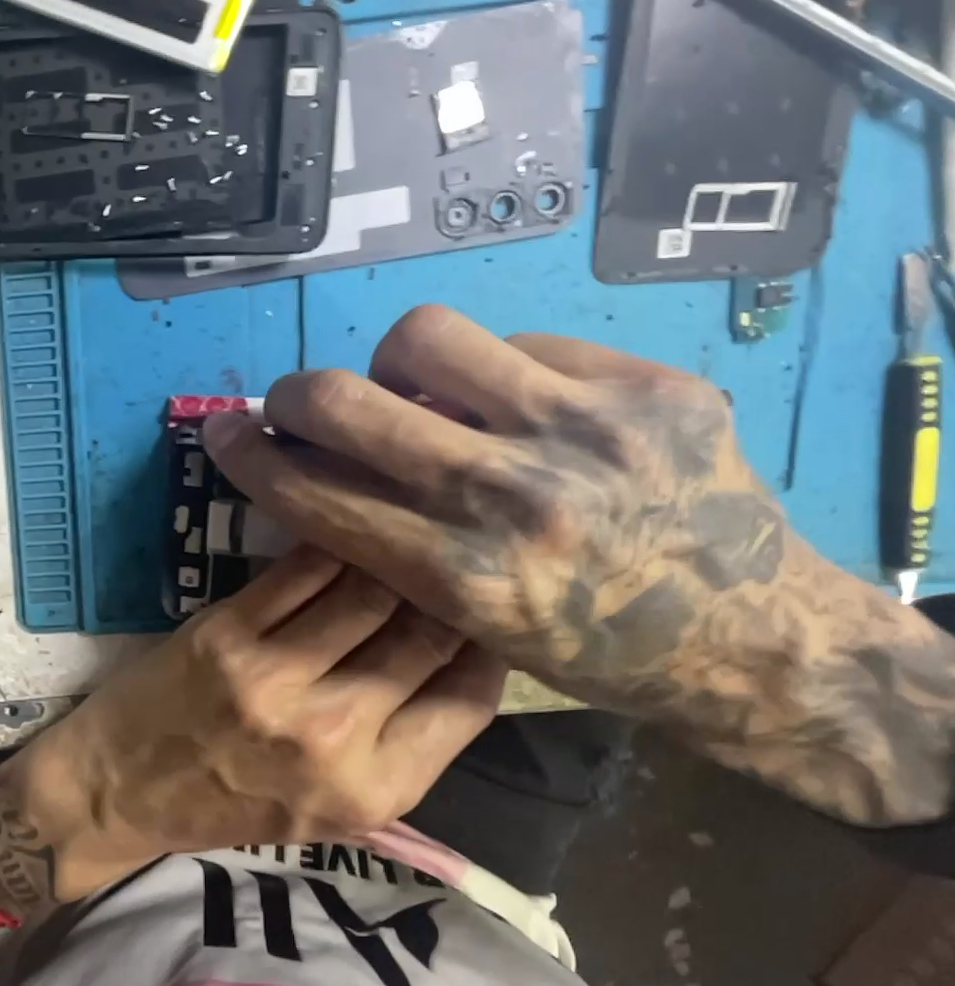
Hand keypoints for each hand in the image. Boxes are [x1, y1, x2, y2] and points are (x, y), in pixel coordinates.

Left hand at [0, 546, 506, 901]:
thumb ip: (399, 747)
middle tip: (445, 563)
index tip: (480, 617)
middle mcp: (332, 734)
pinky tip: (341, 533)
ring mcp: (274, 678)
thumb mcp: (332, 809)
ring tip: (399, 540)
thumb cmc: (230, 803)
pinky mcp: (225, 633)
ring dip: (389, 562)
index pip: (469, 700)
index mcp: (373, 790)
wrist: (123, 789)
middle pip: (423, 637)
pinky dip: (329, 549)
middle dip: (442, 596)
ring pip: (367, 592)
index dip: (484, 648)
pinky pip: (299, 571)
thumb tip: (457, 659)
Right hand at [202, 304, 954, 824]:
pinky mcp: (646, 387)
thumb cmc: (584, 647)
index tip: (225, 432)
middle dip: (293, 396)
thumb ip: (382, 542)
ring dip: (394, 365)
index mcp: (461, 577)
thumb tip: (308, 461)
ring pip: (423, 338)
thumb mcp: (464, 622)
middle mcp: (514, 498)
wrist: (759, 641)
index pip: (312, 493)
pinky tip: (511, 403)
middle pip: (345, 403)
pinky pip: (517, 340)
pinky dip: (491, 369)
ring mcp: (586, 431)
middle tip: (298, 405)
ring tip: (413, 393)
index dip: (248, 456)